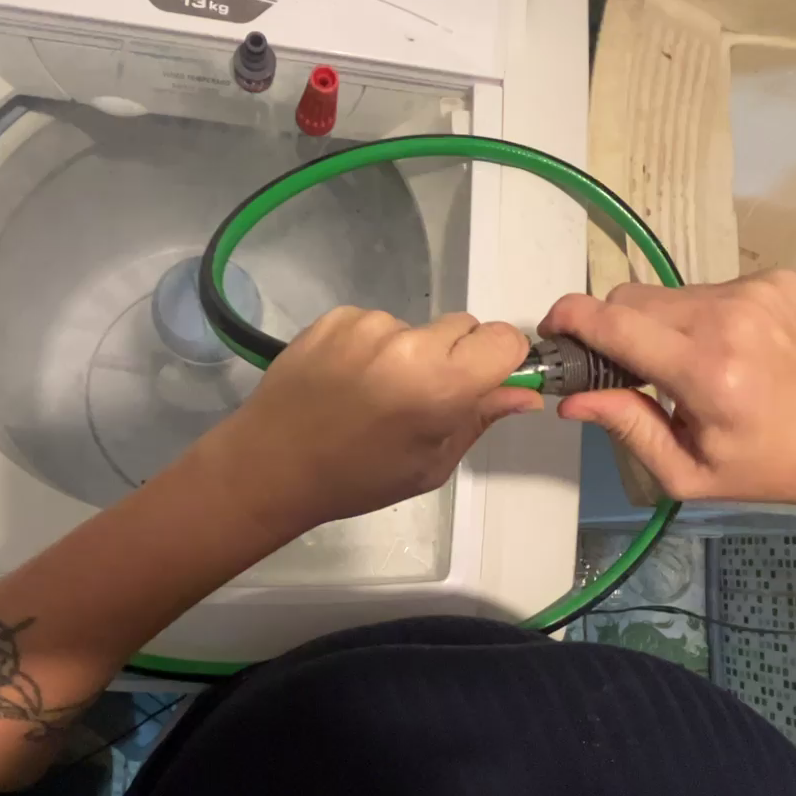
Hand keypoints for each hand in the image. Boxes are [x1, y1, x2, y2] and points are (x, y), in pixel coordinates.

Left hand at [188, 308, 542, 538]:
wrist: (271, 464)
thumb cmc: (358, 478)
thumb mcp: (430, 463)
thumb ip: (479, 419)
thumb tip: (524, 393)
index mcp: (440, 383)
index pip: (503, 338)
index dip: (500, 360)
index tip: (482, 382)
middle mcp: (406, 342)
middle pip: (463, 326)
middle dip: (456, 356)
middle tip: (422, 395)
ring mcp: (365, 324)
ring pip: (416, 327)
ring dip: (409, 352)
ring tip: (373, 392)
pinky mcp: (334, 317)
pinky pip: (375, 323)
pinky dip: (372, 346)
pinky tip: (346, 379)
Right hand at [538, 271, 795, 510]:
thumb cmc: (763, 465)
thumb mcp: (684, 471)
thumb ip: (626, 427)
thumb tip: (570, 401)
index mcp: (706, 372)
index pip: (616, 324)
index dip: (571, 319)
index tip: (553, 330)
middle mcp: (728, 318)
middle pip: (631, 300)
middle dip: (610, 328)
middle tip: (619, 366)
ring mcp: (755, 291)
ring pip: (663, 293)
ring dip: (652, 324)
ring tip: (678, 363)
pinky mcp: (774, 279)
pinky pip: (700, 289)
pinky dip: (691, 316)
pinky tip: (718, 347)